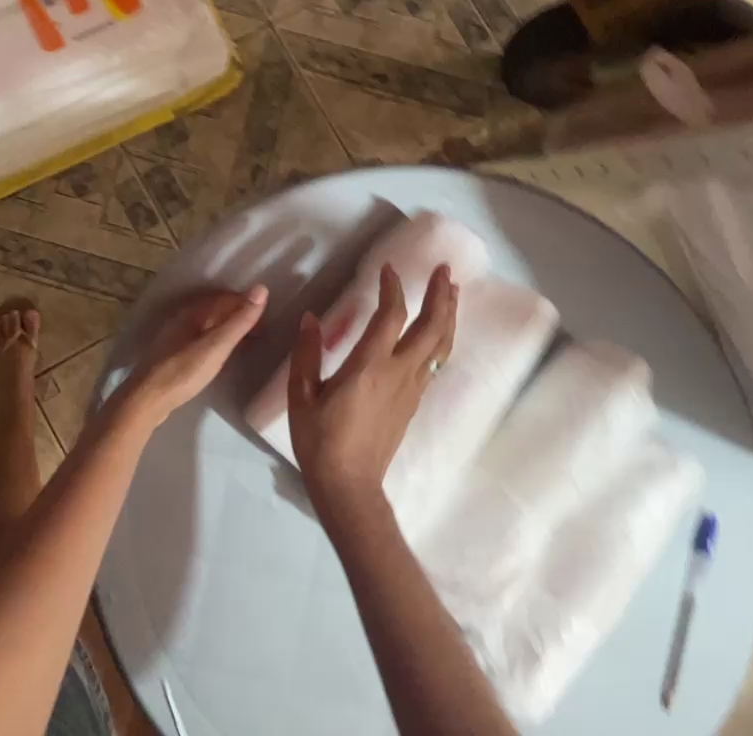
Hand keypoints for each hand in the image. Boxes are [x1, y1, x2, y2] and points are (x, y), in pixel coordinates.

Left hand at [117, 285, 268, 427]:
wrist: (147, 399)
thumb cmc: (184, 371)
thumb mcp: (216, 346)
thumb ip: (239, 321)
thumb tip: (261, 289)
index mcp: (191, 313)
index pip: (224, 298)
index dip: (247, 303)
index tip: (268, 317)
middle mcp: (181, 319)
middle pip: (215, 309)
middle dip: (238, 315)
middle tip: (261, 330)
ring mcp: (175, 337)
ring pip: (207, 324)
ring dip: (228, 328)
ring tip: (247, 341)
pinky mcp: (173, 354)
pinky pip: (201, 338)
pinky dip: (217, 340)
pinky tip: (222, 354)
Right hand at [287, 264, 457, 524]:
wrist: (349, 485)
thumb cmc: (319, 439)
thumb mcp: (301, 394)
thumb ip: (307, 353)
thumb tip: (310, 318)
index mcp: (369, 367)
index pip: (390, 316)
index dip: (392, 288)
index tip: (387, 268)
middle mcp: (399, 373)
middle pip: (431, 327)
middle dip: (440, 295)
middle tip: (443, 269)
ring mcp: (412, 388)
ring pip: (441, 344)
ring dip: (448, 314)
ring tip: (451, 290)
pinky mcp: (414, 402)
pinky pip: (436, 361)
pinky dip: (441, 338)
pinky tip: (438, 331)